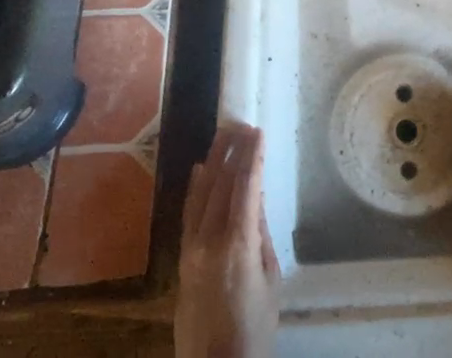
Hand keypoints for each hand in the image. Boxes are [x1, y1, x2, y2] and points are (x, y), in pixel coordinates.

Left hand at [176, 125, 278, 357]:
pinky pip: (189, 213)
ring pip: (201, 194)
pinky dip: (196, 188)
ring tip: (224, 136)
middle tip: (242, 124)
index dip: (252, 159)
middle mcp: (208, 240)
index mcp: (236, 245)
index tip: (258, 133)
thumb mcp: (269, 280)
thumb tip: (254, 200)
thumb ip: (260, 237)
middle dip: (231, 152)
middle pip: (220, 185)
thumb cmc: (254, 328)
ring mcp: (191, 249)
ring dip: (213, 162)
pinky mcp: (183, 259)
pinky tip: (201, 170)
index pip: (244, 189)